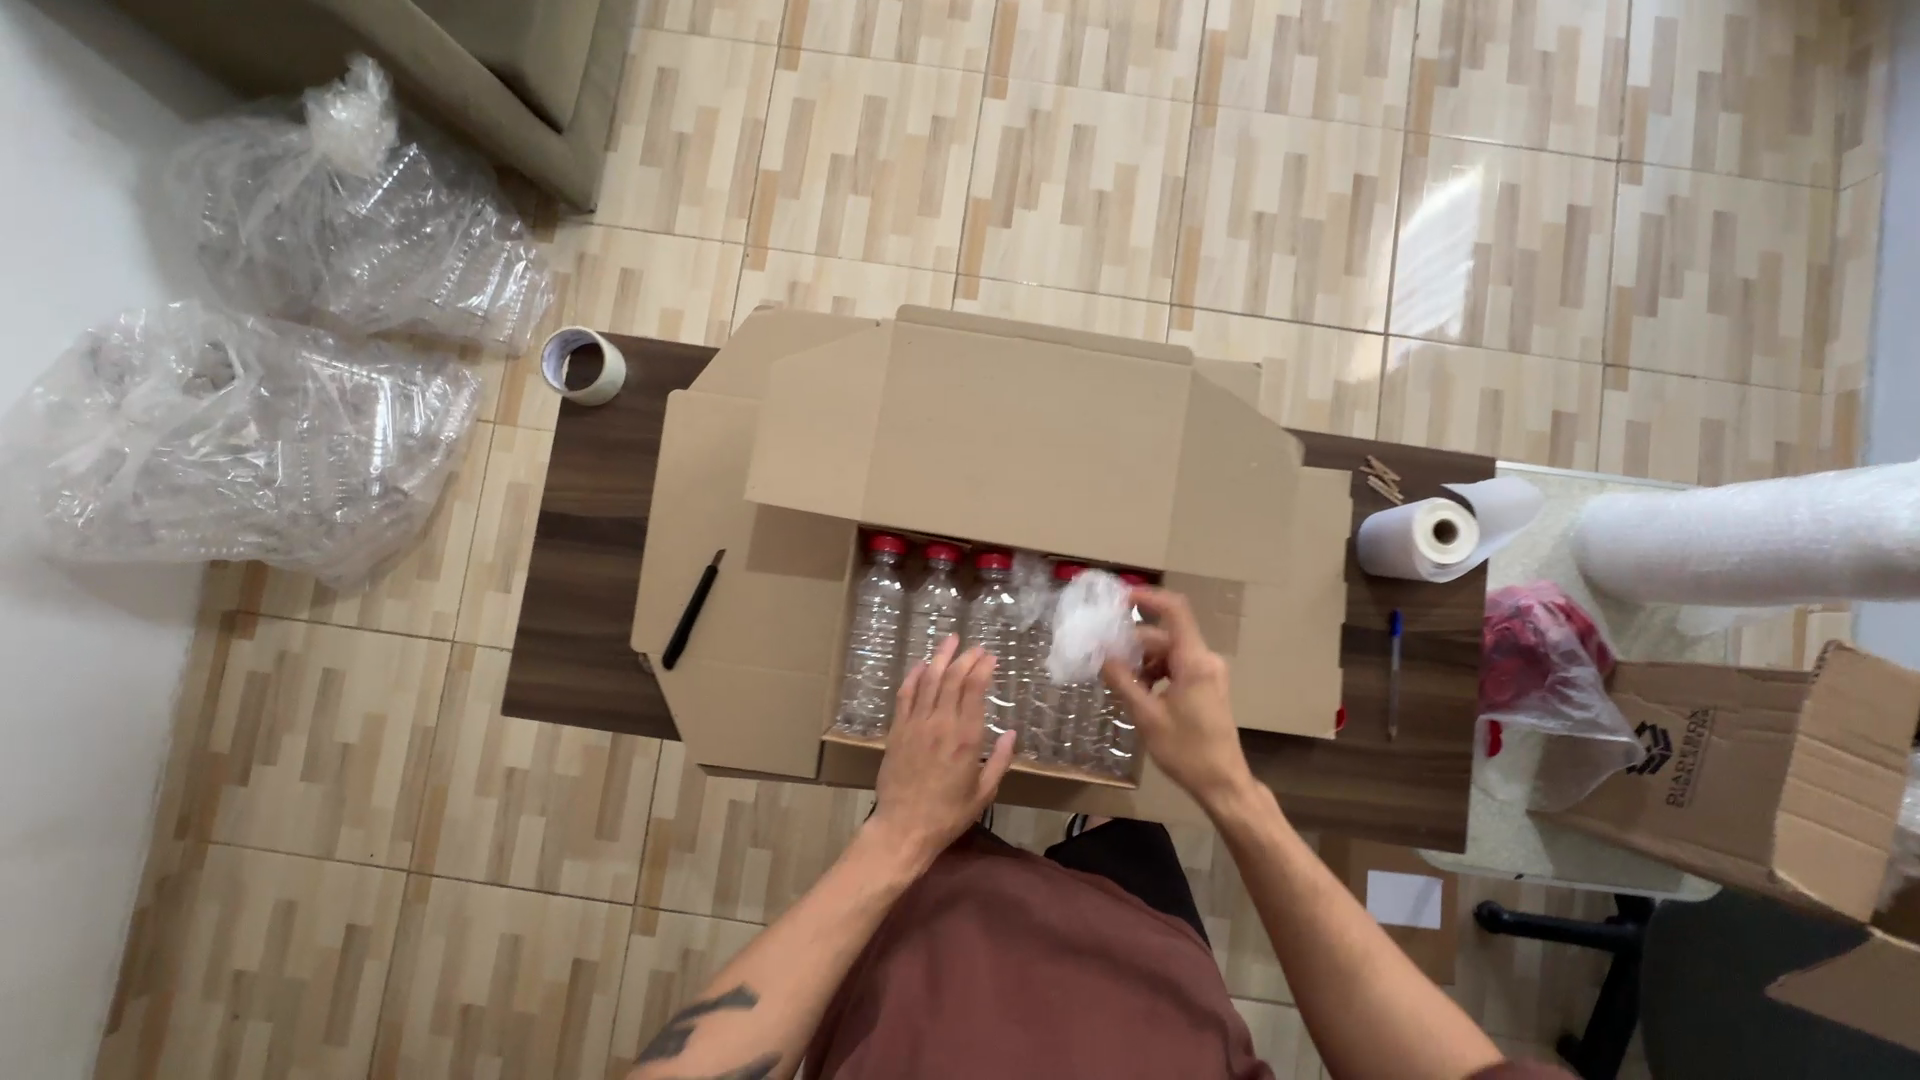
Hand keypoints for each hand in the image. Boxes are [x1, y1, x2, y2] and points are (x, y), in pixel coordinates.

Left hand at [868, 634, 1016, 868]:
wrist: (904, 827)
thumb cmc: (948, 814)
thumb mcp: (984, 792)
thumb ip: (999, 760)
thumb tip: (1011, 733)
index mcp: (966, 738)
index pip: (974, 690)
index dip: (983, 668)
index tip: (990, 656)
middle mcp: (941, 724)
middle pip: (952, 679)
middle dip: (965, 658)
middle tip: (975, 646)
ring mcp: (915, 725)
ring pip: (928, 680)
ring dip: (940, 657)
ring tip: (950, 640)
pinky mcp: (897, 731)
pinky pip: (905, 696)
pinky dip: (913, 677)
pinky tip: (920, 665)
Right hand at [1101, 588, 1256, 808]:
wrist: (1223, 783)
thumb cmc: (1186, 751)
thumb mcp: (1147, 716)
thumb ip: (1123, 681)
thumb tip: (1101, 656)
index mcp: (1194, 662)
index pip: (1174, 611)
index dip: (1148, 598)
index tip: (1119, 599)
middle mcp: (1205, 660)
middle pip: (1164, 637)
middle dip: (1132, 644)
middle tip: (1102, 657)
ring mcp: (1208, 673)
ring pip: (1168, 653)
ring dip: (1142, 662)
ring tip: (1119, 682)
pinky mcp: (1206, 686)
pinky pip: (1176, 667)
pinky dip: (1155, 673)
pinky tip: (1138, 692)